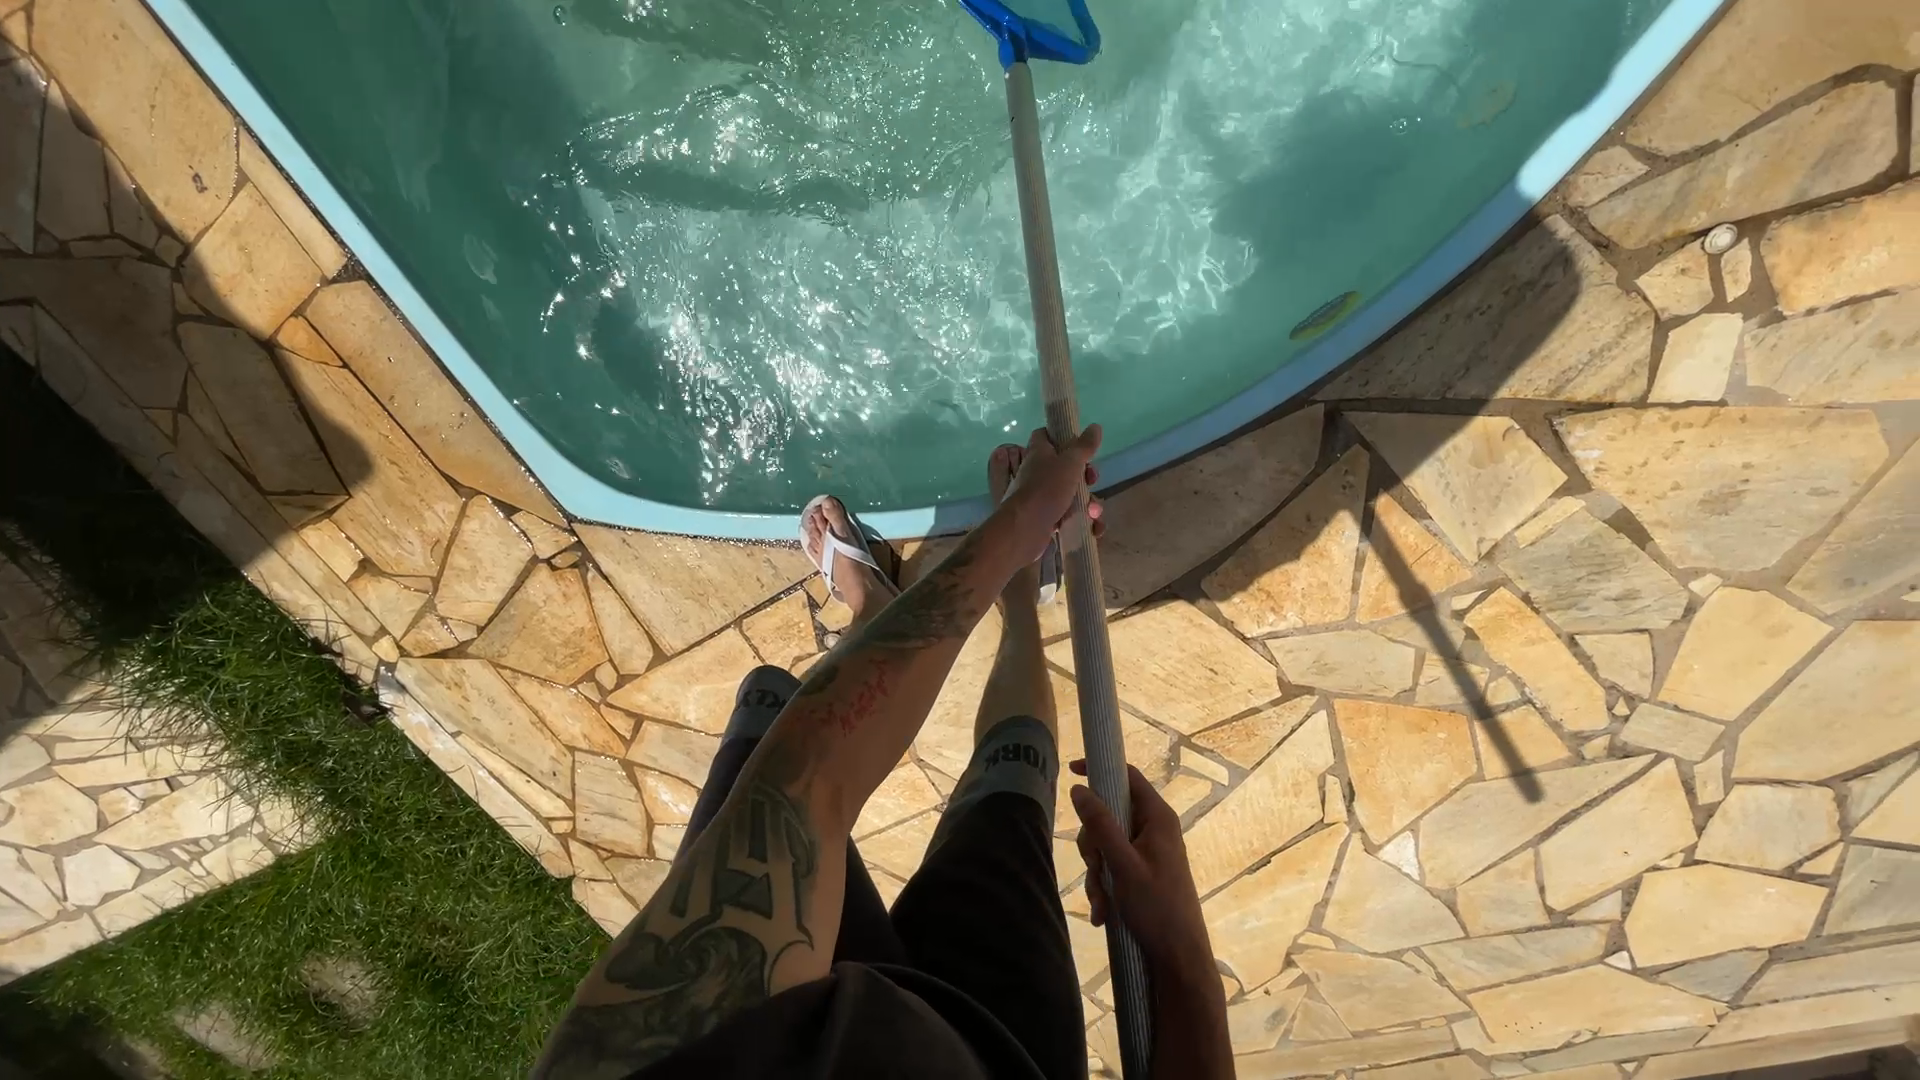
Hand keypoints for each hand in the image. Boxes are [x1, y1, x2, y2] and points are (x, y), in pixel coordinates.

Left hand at [991, 425, 1103, 566]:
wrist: (1024, 529)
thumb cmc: (1046, 489)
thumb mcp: (1069, 463)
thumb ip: (1084, 446)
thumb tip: (1095, 427)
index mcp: (1040, 453)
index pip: (1046, 436)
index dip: (1063, 436)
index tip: (1080, 444)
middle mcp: (1039, 473)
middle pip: (1066, 468)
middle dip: (1085, 476)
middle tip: (1091, 481)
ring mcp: (1043, 497)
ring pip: (1072, 494)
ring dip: (1089, 503)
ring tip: (1094, 513)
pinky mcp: (1047, 519)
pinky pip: (1071, 516)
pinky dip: (1084, 522)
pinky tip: (1095, 528)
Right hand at [1069, 760, 1211, 981]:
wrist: (1179, 960)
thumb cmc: (1157, 908)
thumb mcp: (1123, 865)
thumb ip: (1100, 825)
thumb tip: (1079, 788)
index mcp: (1157, 818)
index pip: (1128, 776)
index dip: (1100, 769)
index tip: (1071, 772)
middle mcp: (1153, 829)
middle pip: (1108, 814)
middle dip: (1093, 845)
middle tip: (1095, 867)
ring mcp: (1147, 851)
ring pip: (1105, 843)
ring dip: (1097, 872)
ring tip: (1102, 902)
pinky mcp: (1141, 872)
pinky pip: (1112, 865)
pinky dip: (1104, 886)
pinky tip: (1104, 913)